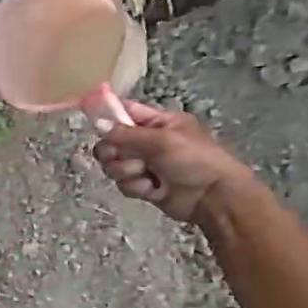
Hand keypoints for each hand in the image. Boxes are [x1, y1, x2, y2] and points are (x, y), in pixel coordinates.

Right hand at [93, 101, 256, 224]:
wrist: (212, 196)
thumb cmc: (195, 159)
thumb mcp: (163, 140)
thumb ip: (128, 134)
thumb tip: (99, 125)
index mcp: (156, 122)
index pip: (124, 111)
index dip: (107, 114)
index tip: (95, 124)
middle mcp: (146, 141)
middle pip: (110, 142)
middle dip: (114, 151)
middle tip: (123, 156)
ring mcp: (143, 164)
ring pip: (113, 165)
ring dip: (126, 171)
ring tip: (146, 174)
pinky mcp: (142, 185)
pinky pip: (123, 184)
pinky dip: (136, 187)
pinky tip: (152, 189)